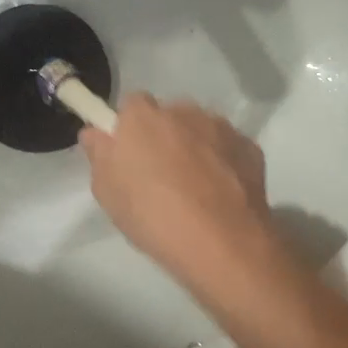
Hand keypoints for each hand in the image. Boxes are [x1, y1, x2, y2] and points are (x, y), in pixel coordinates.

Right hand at [79, 94, 279, 286]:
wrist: (221, 243)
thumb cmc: (152, 216)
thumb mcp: (107, 192)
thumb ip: (99, 154)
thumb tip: (96, 132)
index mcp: (143, 117)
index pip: (131, 105)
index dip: (128, 128)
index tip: (128, 154)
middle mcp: (183, 111)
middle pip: (168, 115)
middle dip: (163, 136)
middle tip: (160, 175)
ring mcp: (221, 127)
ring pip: (200, 129)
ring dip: (195, 147)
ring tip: (194, 189)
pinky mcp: (250, 147)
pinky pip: (228, 148)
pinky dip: (223, 163)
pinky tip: (220, 194)